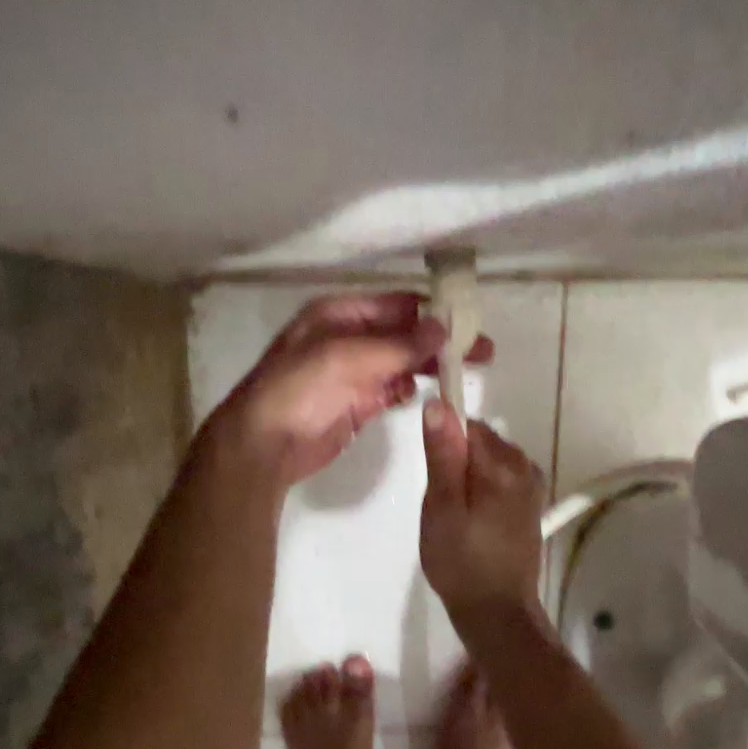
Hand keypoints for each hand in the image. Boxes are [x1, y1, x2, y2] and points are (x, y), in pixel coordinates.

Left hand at [205, 292, 493, 486]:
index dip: (434, 312)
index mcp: (340, 314)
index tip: (471, 323)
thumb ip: (398, 344)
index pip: (397, 305)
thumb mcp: (347, 357)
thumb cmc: (299, 390)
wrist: (264, 444)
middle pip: (404, 333)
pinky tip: (430, 394)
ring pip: (402, 362)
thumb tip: (444, 328)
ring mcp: (353, 372)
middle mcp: (349, 337)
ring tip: (465, 372)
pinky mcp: (357, 403)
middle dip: (440, 341)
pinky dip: (411, 389)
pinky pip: (392, 390)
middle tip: (483, 352)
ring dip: (430, 365)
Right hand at [419, 399, 545, 616]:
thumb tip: (440, 404)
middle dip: (455, 463)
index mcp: (502, 464)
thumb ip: (442, 454)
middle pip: (479, 441)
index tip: (434, 477)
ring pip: (488, 460)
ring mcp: (531, 485)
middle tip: (443, 506)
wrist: (497, 611)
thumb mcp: (441, 508)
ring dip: (468, 478)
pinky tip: (473, 523)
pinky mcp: (531, 503)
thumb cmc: (461, 562)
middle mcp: (524, 466)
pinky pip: (499, 478)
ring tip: (457, 518)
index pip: (466, 424)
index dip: (443, 444)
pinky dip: (482, 491)